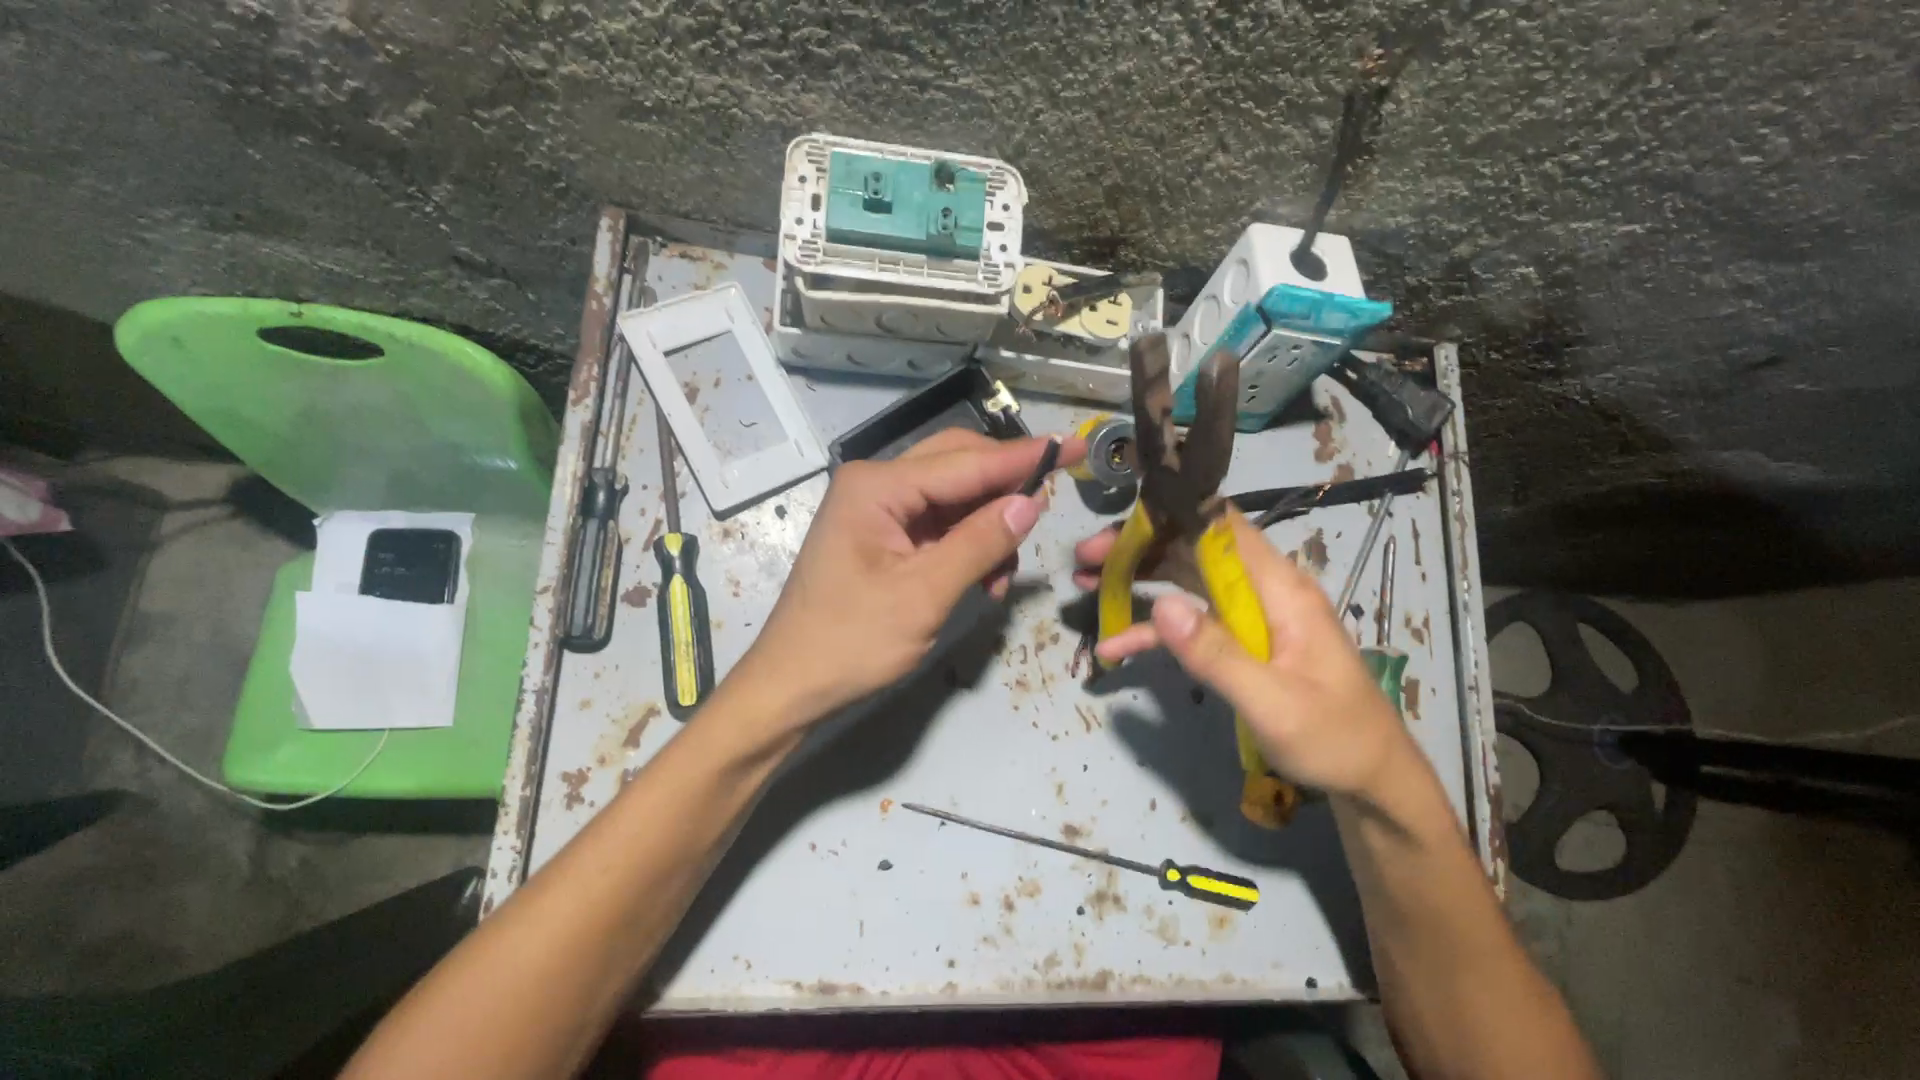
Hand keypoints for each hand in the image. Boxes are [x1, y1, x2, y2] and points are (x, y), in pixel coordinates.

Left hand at [735, 431, 1083, 723]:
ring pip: (954, 497)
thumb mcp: (924, 594)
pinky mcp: (883, 537)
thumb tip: (1031, 502)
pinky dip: (968, 545)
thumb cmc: (851, 641)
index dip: (1023, 457)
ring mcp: (878, 510)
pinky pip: (939, 525)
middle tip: (1050, 506)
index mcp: (877, 486)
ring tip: (1002, 575)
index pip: (966, 462)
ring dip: (988, 526)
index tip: (1074, 447)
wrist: (792, 685)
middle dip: (1005, 489)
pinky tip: (984, 579)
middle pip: (959, 466)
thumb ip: (980, 543)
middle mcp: (876, 485)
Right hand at [1074, 511, 1413, 798]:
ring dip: (1139, 577)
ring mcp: (1251, 614)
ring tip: (1086, 579)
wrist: (1371, 777)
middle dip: (1140, 546)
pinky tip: (1114, 646)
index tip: (1121, 522)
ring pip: (1187, 578)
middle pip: (1195, 547)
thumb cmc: (1334, 737)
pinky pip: (1191, 622)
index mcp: (1280, 589)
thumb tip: (1162, 606)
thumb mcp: (1275, 704)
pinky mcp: (1241, 640)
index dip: (1173, 515)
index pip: (1223, 528)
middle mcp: (1264, 590)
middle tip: (1085, 556)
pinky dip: (1153, 630)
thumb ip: (1218, 655)